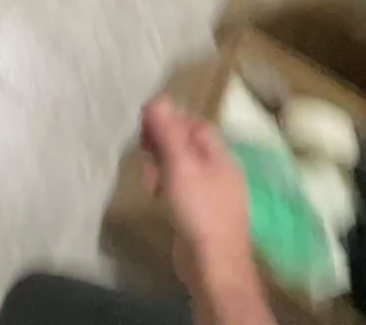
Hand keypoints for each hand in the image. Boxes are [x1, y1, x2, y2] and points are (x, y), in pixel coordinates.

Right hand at [140, 95, 266, 320]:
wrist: (213, 266)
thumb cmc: (199, 210)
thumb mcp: (180, 165)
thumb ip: (168, 132)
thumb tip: (159, 98)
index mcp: (221, 156)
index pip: (194, 124)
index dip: (170, 120)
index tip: (146, 125)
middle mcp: (220, 171)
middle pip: (186, 143)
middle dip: (162, 144)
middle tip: (144, 152)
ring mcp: (212, 192)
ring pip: (181, 165)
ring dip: (160, 166)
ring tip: (150, 180)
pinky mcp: (201, 210)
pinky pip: (181, 185)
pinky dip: (166, 184)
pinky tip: (156, 194)